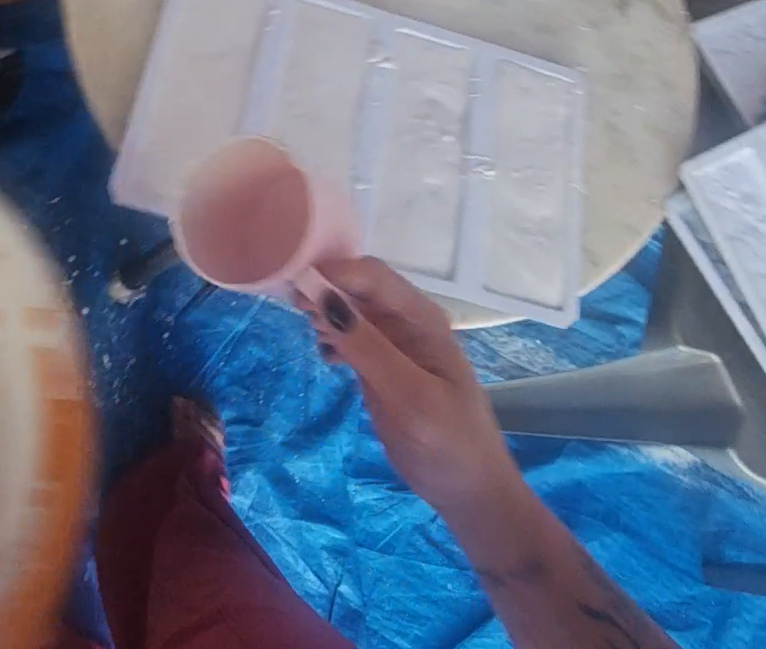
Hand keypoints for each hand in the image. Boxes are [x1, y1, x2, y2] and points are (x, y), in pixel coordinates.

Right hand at [305, 257, 524, 515]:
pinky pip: (349, 335)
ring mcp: (393, 342)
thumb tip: (322, 298)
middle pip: (356, 286)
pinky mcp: (380, 363)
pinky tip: (327, 360)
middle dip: (324, 293)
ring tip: (318, 343)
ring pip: (348, 309)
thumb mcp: (408, 396)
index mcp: (421, 317)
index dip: (332, 274)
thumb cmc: (448, 442)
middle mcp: (406, 320)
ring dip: (325, 315)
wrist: (469, 491)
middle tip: (299, 318)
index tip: (296, 291)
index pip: (370, 275)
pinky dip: (331, 338)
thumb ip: (367, 347)